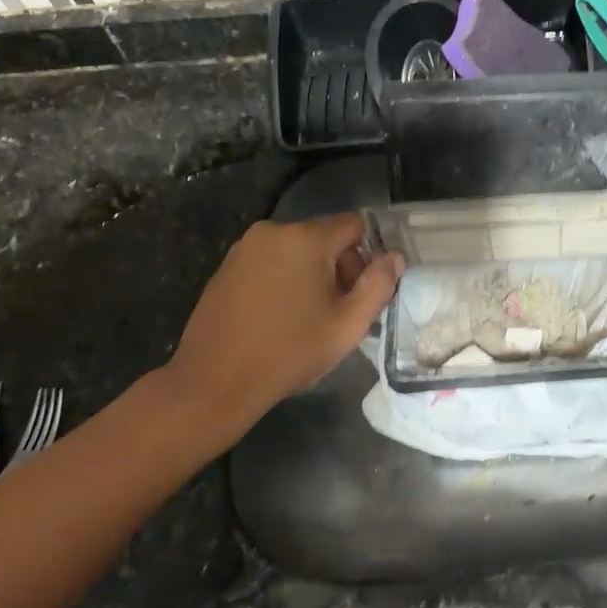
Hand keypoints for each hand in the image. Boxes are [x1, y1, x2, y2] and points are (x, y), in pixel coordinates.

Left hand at [169, 214, 401, 416]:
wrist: (214, 382)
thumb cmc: (289, 352)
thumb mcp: (348, 325)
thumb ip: (379, 285)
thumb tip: (393, 257)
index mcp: (305, 238)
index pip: (355, 225)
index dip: (369, 254)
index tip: (365, 290)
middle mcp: (273, 231)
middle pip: (324, 238)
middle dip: (339, 268)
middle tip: (339, 311)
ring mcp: (244, 249)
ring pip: (296, 252)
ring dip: (311, 276)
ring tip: (308, 319)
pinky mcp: (225, 268)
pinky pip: (269, 264)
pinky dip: (283, 282)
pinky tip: (279, 319)